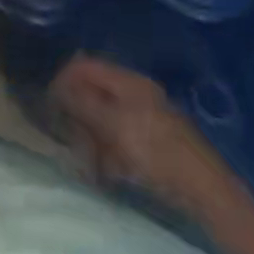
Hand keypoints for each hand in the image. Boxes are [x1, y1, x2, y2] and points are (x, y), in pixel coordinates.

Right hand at [48, 56, 233, 205]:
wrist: (204, 188)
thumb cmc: (154, 149)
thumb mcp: (111, 123)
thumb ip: (81, 101)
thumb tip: (56, 85)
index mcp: (128, 81)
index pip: (85, 65)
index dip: (63, 77)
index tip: (49, 98)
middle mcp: (137, 91)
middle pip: (95, 89)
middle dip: (78, 109)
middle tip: (68, 129)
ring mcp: (148, 114)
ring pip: (106, 114)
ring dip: (92, 131)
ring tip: (88, 152)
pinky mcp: (154, 138)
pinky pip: (120, 134)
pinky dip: (109, 145)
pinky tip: (108, 164)